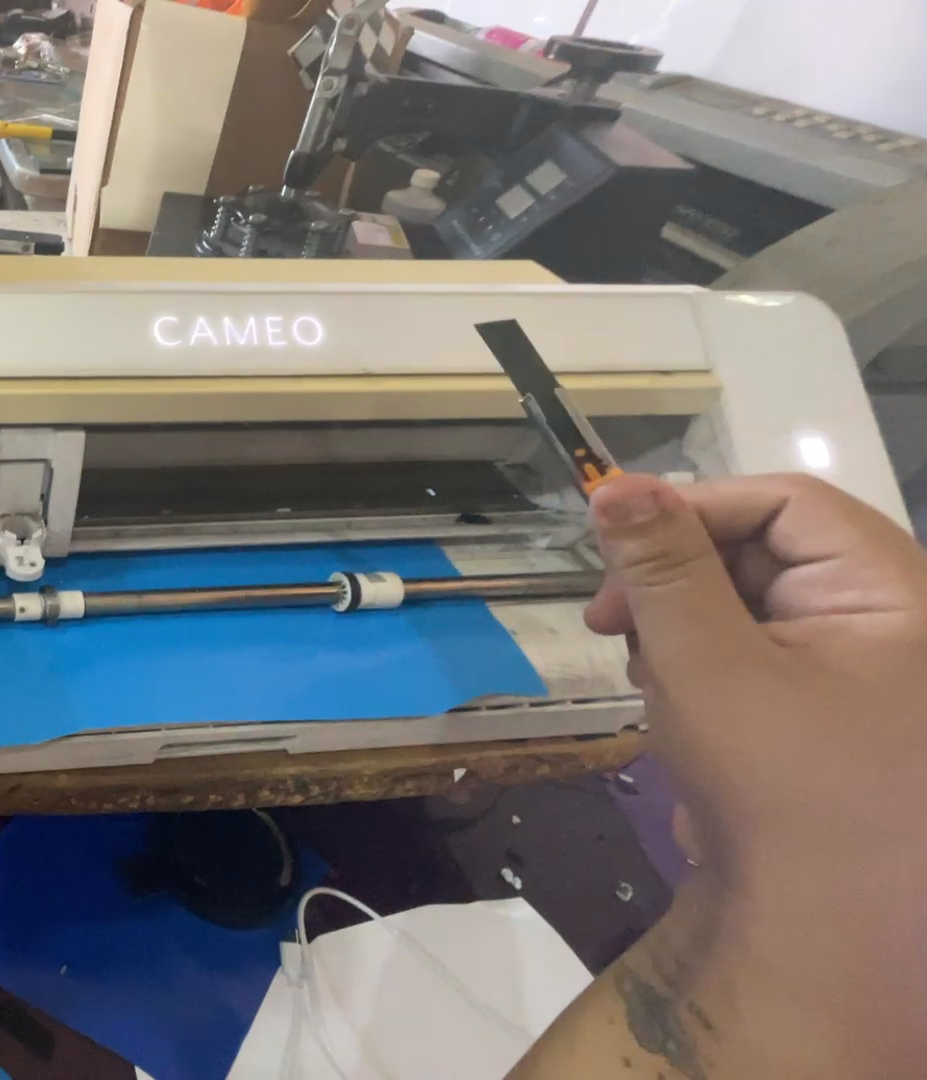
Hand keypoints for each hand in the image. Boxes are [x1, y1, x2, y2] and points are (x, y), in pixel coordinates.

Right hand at [504, 473, 926, 1079]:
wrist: (818, 908)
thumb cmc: (774, 776)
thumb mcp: (702, 658)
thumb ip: (661, 566)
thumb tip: (615, 485)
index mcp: (894, 595)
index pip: (784, 502)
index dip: (689, 511)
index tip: (612, 552)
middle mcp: (892, 614)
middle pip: (761, 545)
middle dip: (672, 576)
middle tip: (610, 621)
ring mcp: (864, 657)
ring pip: (744, 591)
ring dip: (676, 616)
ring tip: (649, 667)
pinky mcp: (829, 690)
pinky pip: (750, 635)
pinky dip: (697, 650)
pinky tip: (674, 688)